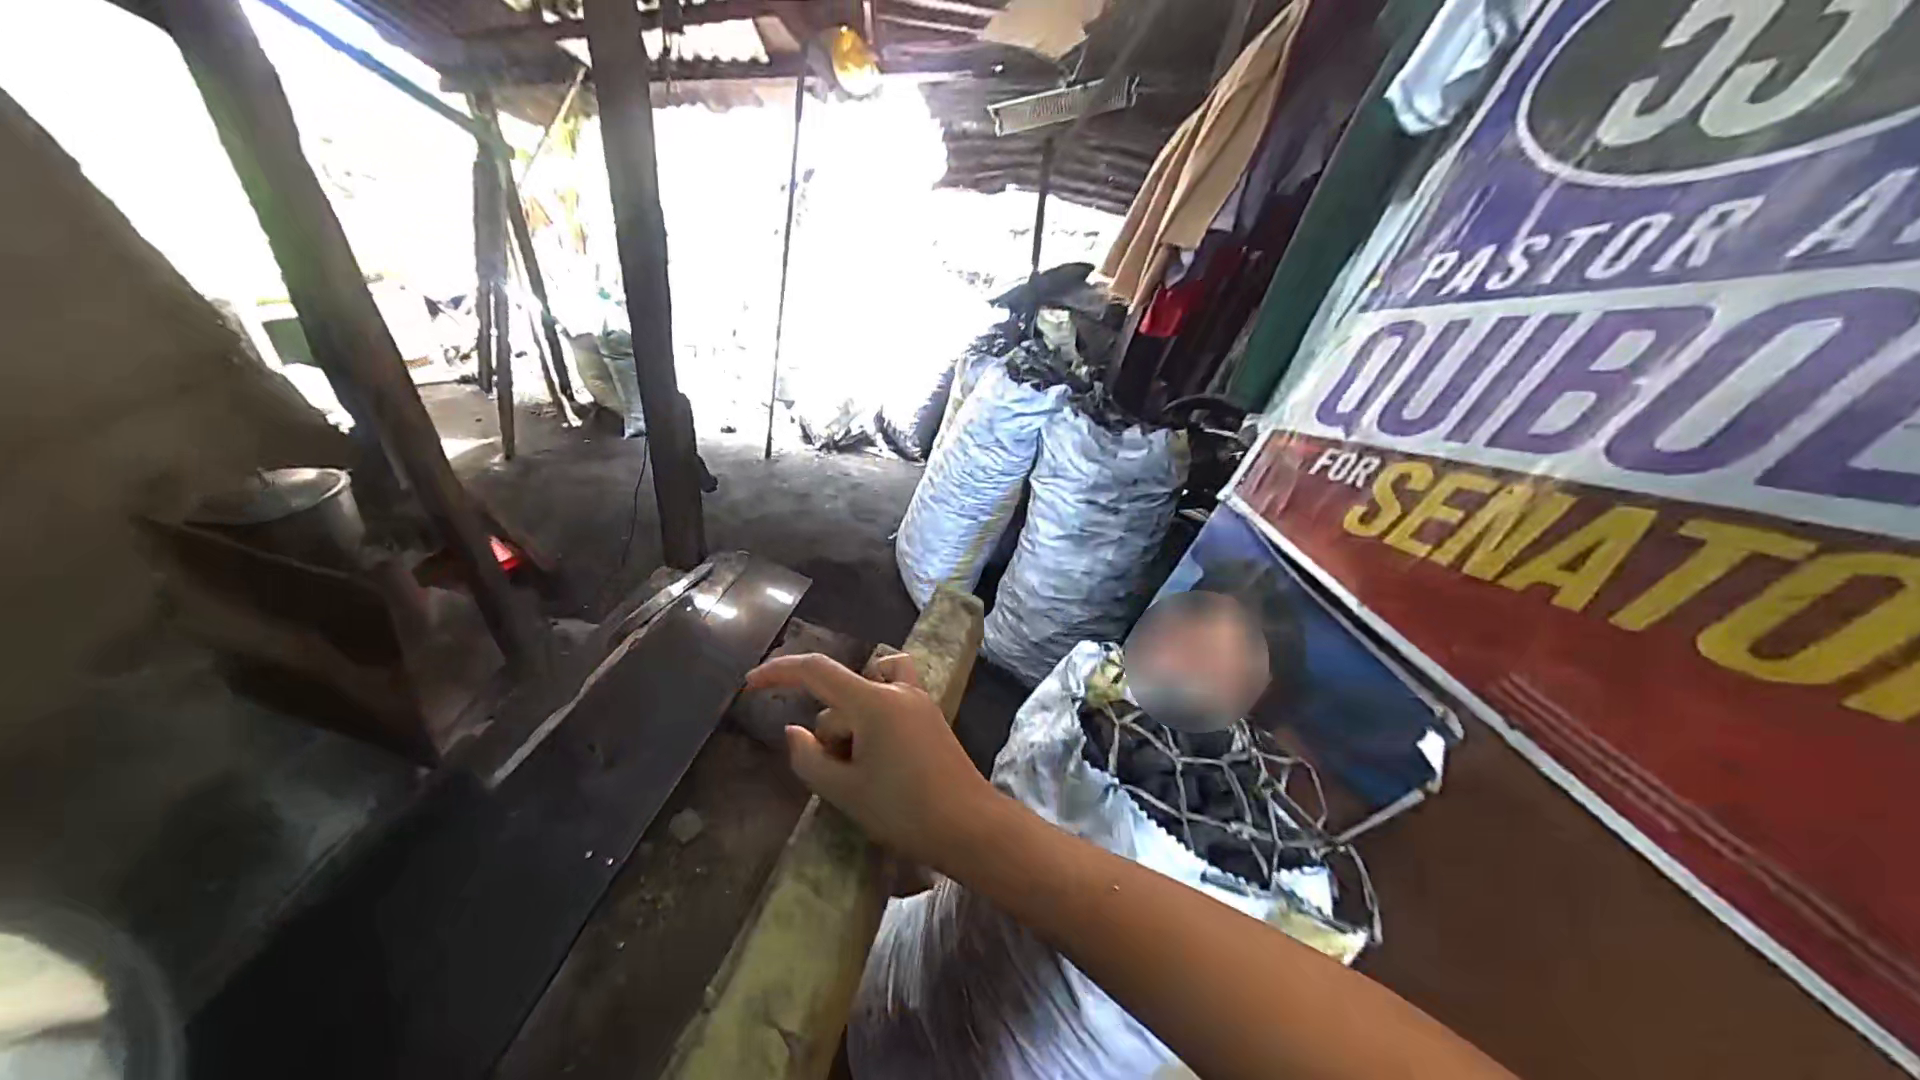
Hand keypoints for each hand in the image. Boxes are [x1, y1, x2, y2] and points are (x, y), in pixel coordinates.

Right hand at [742, 651, 999, 867]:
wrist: (970, 826)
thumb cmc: (904, 811)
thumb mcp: (845, 791)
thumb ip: (809, 758)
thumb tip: (793, 731)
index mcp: (873, 702)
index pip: (817, 671)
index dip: (779, 672)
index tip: (751, 684)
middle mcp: (898, 689)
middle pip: (842, 696)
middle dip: (830, 732)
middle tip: (842, 778)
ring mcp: (919, 699)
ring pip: (868, 690)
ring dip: (853, 719)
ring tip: (862, 763)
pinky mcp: (931, 714)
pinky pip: (892, 696)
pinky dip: (875, 713)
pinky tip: (881, 753)